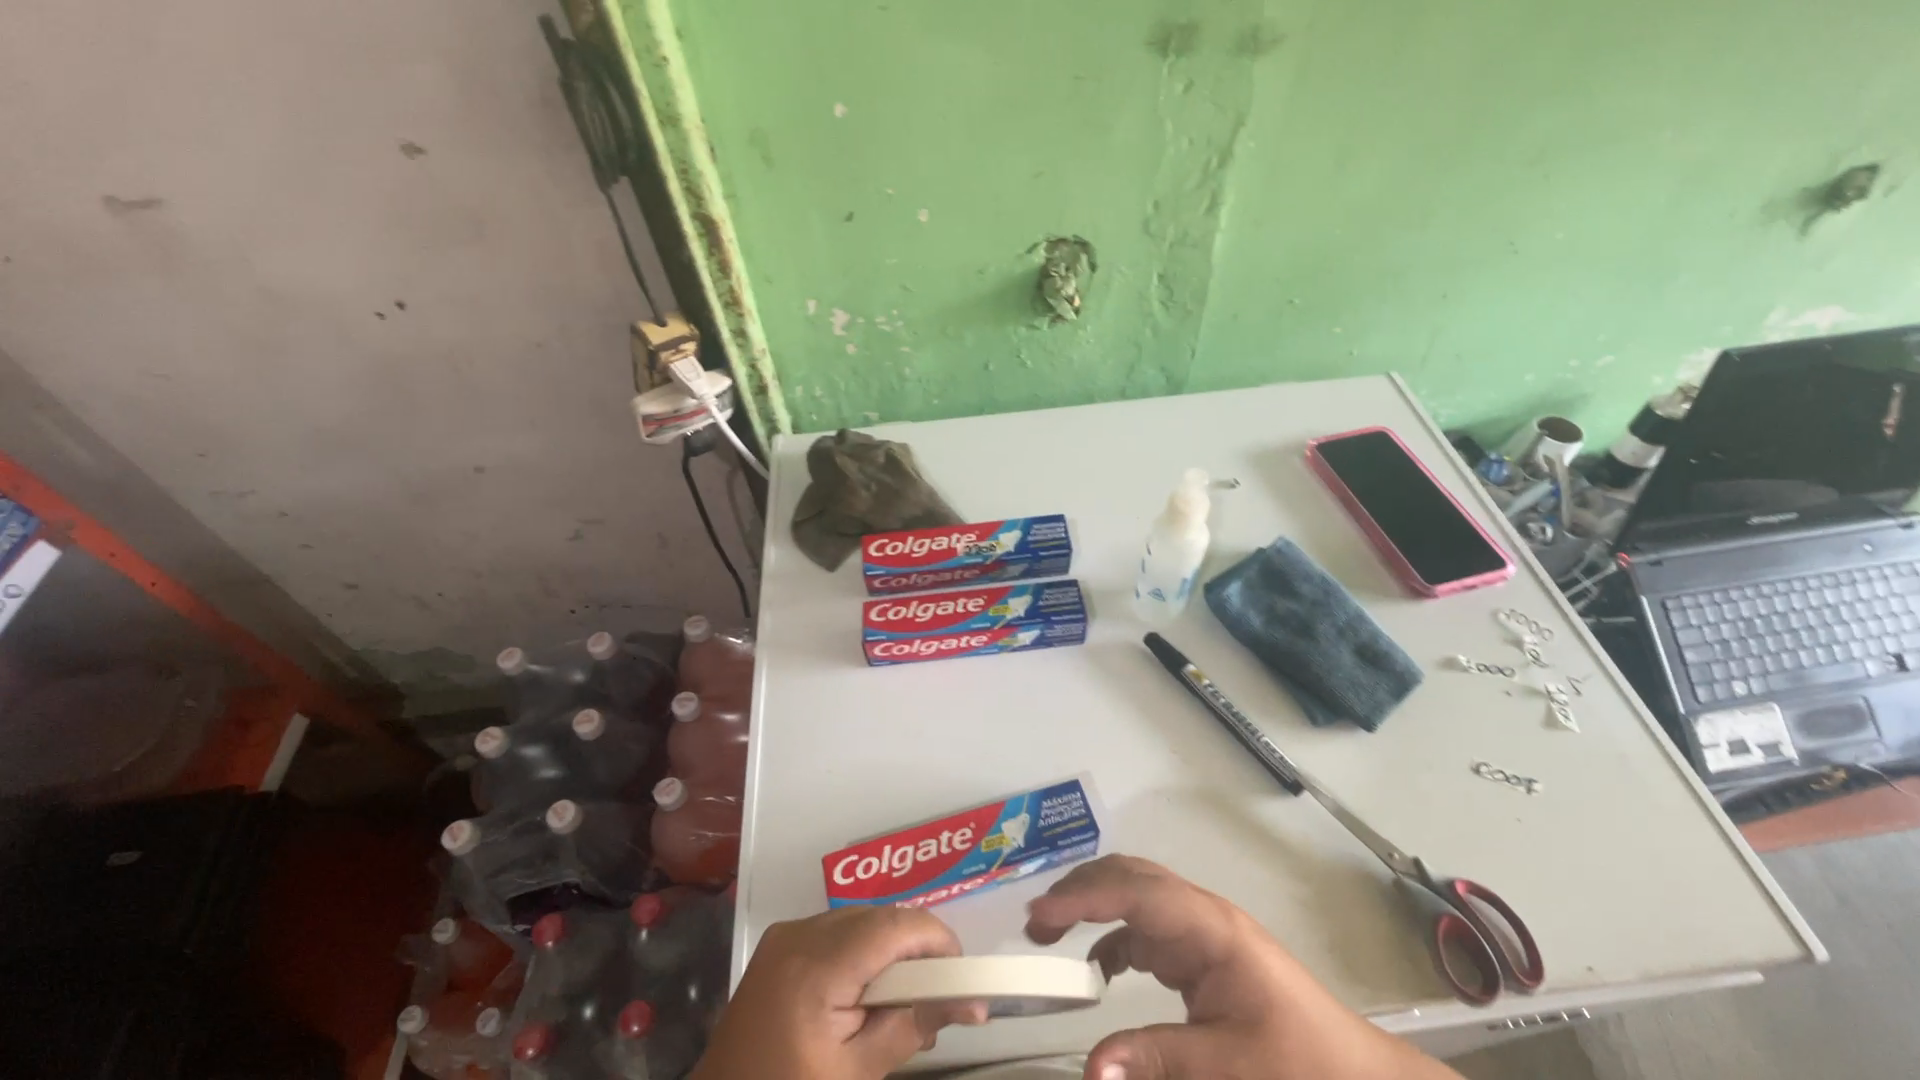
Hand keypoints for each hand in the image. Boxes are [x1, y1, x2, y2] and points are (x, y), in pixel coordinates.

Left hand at [692, 906, 987, 1079]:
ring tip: (903, 1006)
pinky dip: (864, 953)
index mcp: (816, 966)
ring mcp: (787, 934)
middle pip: (881, 919)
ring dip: (892, 952)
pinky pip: (838, 931)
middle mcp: (800, 933)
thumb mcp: (856, 1072)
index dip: (937, 941)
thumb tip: (972, 1002)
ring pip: (862, 920)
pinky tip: (868, 996)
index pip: (894, 926)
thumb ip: (912, 1026)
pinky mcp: (781, 943)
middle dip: (918, 952)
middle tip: (937, 1002)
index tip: (964, 977)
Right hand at [1026, 855, 1460, 1079]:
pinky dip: (1111, 939)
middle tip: (1035, 924)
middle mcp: (1203, 918)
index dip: (1085, 898)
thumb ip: (1157, 1060)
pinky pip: (1145, 930)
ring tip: (1048, 935)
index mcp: (1213, 931)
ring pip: (1135, 896)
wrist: (1355, 1075)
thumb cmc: (1302, 1062)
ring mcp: (1201, 933)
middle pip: (1132, 878)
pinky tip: (1095, 968)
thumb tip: (1090, 1067)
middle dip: (1080, 889)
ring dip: (1091, 906)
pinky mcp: (1201, 955)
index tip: (1039, 918)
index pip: (1138, 894)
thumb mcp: (1229, 1066)